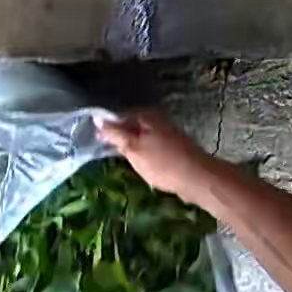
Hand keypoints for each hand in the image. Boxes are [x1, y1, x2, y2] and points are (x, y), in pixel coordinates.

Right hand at [95, 109, 216, 200]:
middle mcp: (158, 119)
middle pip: (132, 125)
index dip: (107, 127)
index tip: (96, 140)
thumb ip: (115, 134)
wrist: (195, 177)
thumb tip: (98, 120)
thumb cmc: (161, 162)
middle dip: (120, 137)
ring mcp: (167, 133)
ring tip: (122, 160)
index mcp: (147, 115)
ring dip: (132, 147)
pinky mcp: (173, 147)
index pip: (120, 115)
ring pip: (142, 137)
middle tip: (106, 152)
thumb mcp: (132, 148)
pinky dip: (144, 154)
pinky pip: (152, 146)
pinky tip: (141, 165)